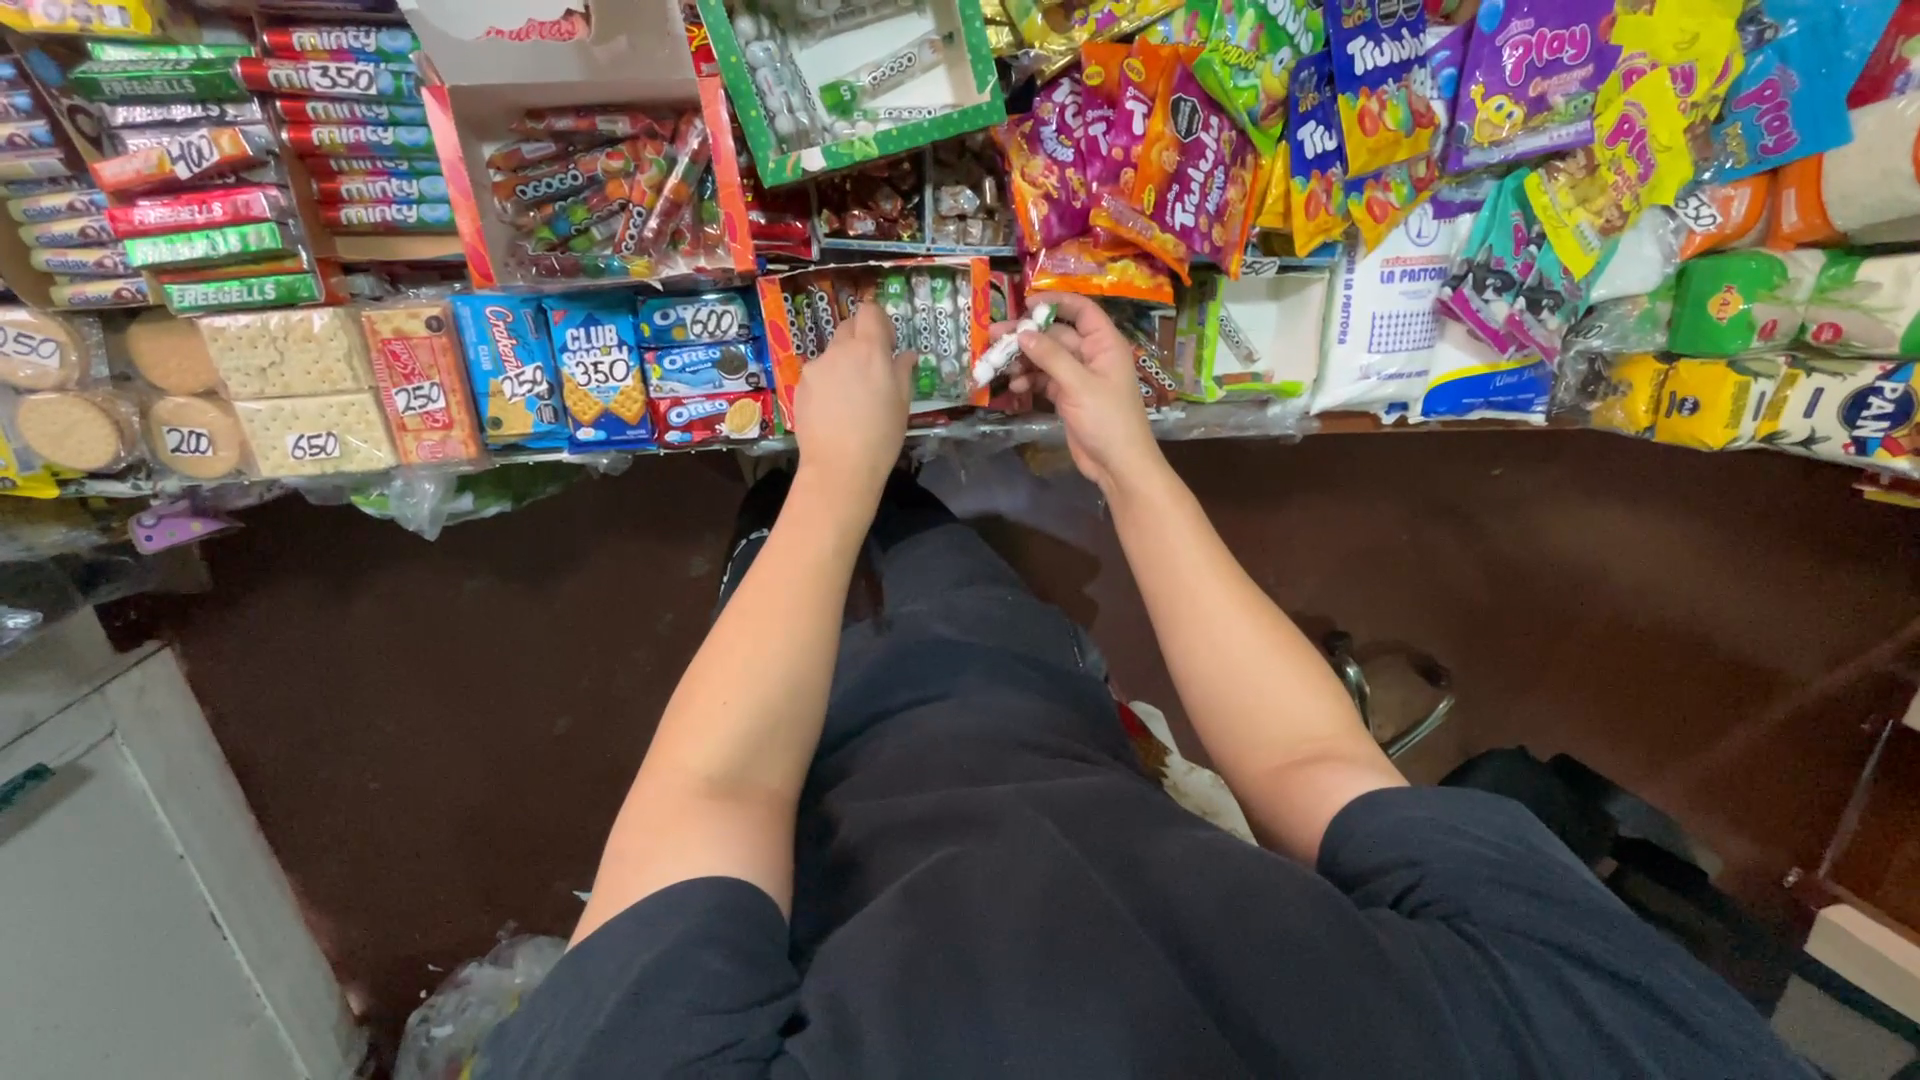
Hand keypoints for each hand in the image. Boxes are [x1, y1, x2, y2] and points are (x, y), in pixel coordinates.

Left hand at [794, 293, 914, 497]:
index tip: (886, 345)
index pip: (869, 311)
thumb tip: (905, 354)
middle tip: (870, 372)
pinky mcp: (800, 385)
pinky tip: (832, 410)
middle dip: (860, 341)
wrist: (839, 466)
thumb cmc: (881, 435)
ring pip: (832, 353)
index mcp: (869, 350)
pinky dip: (827, 383)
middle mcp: (839, 350)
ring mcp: (815, 367)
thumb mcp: (902, 402)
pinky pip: (818, 374)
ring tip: (850, 398)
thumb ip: (902, 371)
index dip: (879, 322)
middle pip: (848, 327)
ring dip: (842, 364)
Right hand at [991, 291, 1164, 493]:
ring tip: (998, 365)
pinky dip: (1029, 380)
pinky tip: (1014, 387)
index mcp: (1104, 344)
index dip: (1055, 302)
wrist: (1118, 464)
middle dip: (1027, 336)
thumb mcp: (1079, 385)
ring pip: (1046, 358)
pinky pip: (1044, 380)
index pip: (1081, 311)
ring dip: (1023, 360)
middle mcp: (1091, 355)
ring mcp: (1079, 377)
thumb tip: (1023, 333)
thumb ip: (1051, 357)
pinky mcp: (1068, 397)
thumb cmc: (1108, 420)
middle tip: (995, 336)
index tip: (1026, 303)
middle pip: (1056, 335)